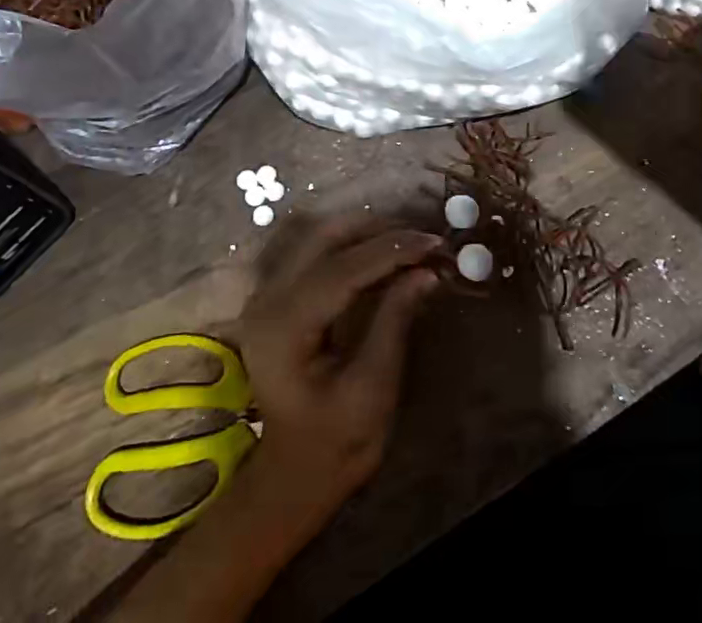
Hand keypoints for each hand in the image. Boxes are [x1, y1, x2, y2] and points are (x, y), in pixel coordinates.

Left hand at [239, 217, 441, 511]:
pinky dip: (354, 247)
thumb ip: (395, 321)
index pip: (340, 269)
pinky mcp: (278, 296)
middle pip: (324, 239)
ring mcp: (267, 294)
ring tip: (413, 242)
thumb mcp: (373, 386)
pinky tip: (387, 254)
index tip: (434, 243)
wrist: (296, 469)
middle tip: (427, 239)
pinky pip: (316, 255)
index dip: (390, 250)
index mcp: (284, 327)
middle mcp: (267, 299)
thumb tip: (427, 273)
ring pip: (319, 239)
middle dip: (379, 232)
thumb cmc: (337, 441)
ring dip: (367, 234)